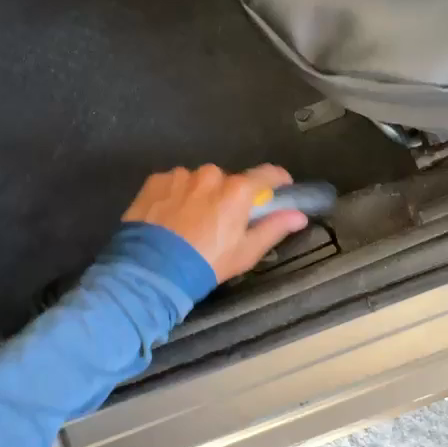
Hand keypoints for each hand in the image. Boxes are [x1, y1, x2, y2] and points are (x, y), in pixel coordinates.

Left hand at [121, 164, 307, 282]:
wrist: (148, 272)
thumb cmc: (205, 263)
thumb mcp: (245, 252)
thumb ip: (274, 228)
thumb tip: (299, 216)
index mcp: (238, 190)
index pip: (268, 174)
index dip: (277, 181)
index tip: (279, 190)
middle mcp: (211, 175)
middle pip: (229, 180)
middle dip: (229, 195)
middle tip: (221, 222)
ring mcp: (181, 176)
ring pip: (199, 181)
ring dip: (200, 195)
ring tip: (189, 223)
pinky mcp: (156, 181)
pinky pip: (174, 183)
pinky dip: (175, 196)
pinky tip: (169, 219)